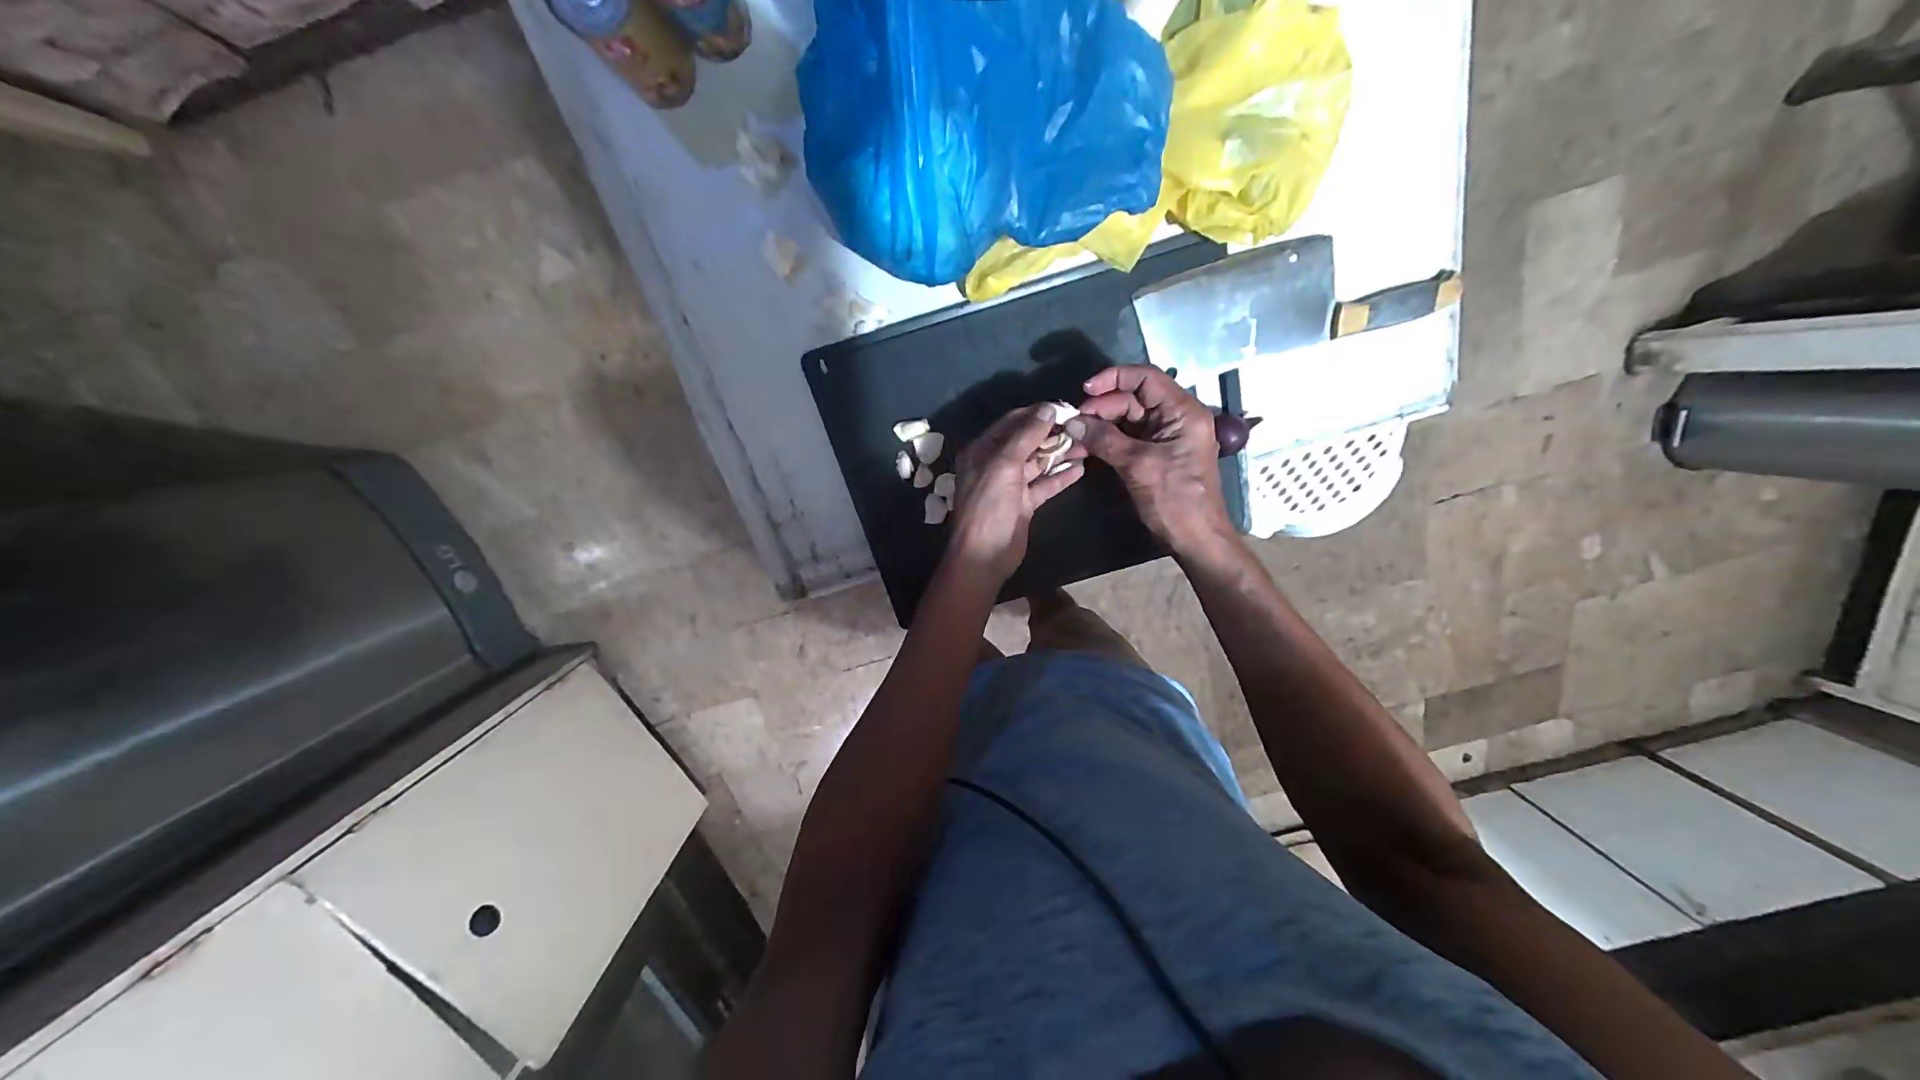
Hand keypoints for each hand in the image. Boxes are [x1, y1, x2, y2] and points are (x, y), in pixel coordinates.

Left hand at [947, 404, 1086, 582]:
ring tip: (1087, 444)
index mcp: (982, 451)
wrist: (984, 556)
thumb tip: (1048, 409)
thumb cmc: (988, 507)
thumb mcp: (1003, 465)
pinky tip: (1080, 468)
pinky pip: (1044, 484)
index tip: (1065, 408)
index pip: (1012, 422)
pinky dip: (1060, 476)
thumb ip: (1025, 436)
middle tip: (1081, 426)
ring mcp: (1010, 484)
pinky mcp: (1024, 503)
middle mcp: (995, 464)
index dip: (1037, 414)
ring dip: (1060, 453)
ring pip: (1038, 462)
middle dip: (1052, 433)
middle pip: (1027, 441)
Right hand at [1068, 365, 1235, 555]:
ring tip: (1072, 437)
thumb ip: (1105, 439)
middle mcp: (1175, 418)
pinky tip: (1083, 448)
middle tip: (1073, 422)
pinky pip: (1126, 438)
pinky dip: (1105, 441)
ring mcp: (1165, 437)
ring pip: (1126, 419)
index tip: (1084, 390)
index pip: (1146, 378)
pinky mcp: (1154, 454)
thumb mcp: (1138, 466)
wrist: (1196, 540)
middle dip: (1100, 407)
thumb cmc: (1175, 501)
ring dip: (1098, 426)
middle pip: (1132, 399)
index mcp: (1182, 412)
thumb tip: (1073, 422)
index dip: (1113, 378)